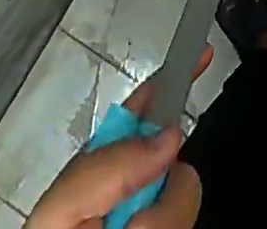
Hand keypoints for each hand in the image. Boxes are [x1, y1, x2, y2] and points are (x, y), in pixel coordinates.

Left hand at [25, 45, 211, 228]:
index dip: (171, 80)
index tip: (201, 55)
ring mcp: (156, 216)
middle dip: (164, 197)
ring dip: (162, 226)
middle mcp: (134, 188)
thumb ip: (110, 166)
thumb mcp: (64, 212)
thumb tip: (170, 136)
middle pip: (176, 162)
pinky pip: (187, 222)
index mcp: (103, 168)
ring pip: (186, 199)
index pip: (142, 113)